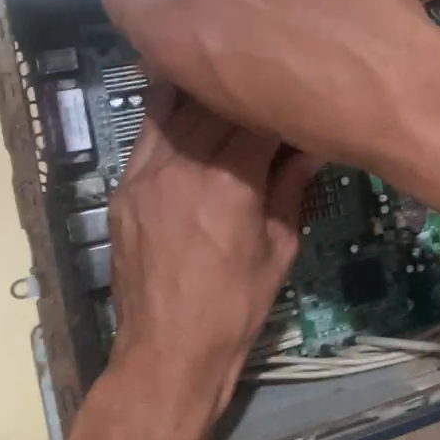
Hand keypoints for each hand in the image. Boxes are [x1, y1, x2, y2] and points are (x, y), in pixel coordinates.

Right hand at [101, 0, 439, 172]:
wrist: (398, 90)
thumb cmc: (318, 121)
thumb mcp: (242, 109)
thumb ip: (206, 63)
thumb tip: (210, 44)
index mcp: (176, 35)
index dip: (150, 4)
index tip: (180, 22)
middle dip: (220, 0)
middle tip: (264, 30)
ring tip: (313, 17)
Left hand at [104, 88, 318, 417]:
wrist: (169, 350)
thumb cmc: (237, 304)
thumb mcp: (281, 247)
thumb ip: (293, 188)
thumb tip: (316, 146)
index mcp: (227, 181)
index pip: (257, 119)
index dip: (282, 107)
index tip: (298, 105)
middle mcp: (181, 166)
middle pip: (213, 104)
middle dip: (244, 95)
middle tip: (267, 93)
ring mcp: (143, 175)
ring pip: (172, 109)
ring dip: (203, 97)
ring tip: (226, 89)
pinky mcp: (122, 189)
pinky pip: (147, 137)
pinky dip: (172, 120)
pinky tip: (191, 117)